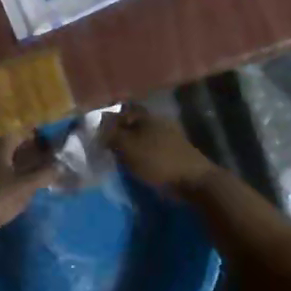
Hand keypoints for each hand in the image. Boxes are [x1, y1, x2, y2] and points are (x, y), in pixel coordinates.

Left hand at [0, 134, 59, 239]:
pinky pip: (9, 177)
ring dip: (27, 164)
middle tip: (49, 154)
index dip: (32, 134)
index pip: (16, 134)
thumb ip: (45, 174)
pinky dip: (21, 177)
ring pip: (12, 163)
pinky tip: (32, 184)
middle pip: (14, 149)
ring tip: (45, 168)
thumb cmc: (2, 196)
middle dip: (31, 150)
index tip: (48, 138)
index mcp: (0, 151)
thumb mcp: (27, 184)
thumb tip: (61, 166)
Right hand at [101, 105, 217, 191]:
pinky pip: (152, 147)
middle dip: (120, 133)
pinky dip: (142, 153)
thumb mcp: (128, 147)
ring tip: (119, 157)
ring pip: (143, 136)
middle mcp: (158, 121)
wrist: (192, 180)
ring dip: (131, 144)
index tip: (97, 134)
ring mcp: (169, 136)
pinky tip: (136, 162)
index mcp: (146, 116)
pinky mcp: (174, 151)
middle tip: (106, 146)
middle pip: (133, 123)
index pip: (122, 111)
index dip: (108, 121)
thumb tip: (99, 127)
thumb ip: (111, 135)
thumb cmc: (157, 161)